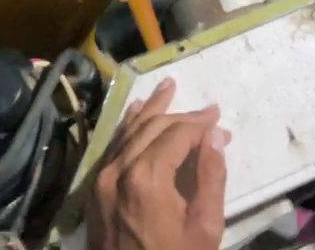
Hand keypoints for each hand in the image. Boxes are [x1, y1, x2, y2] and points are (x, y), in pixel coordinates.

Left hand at [87, 80, 229, 249]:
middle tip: (207, 111)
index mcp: (147, 178)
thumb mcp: (205, 227)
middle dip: (181, 116)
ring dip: (152, 109)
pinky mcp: (95, 190)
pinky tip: (137, 111)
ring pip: (129, 131)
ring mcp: (102, 179)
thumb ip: (211, 175)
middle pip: (153, 126)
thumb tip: (214, 135)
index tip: (219, 119)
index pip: (177, 134)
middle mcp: (119, 170)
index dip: (200, 124)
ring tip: (168, 87)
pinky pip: (113, 147)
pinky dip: (128, 126)